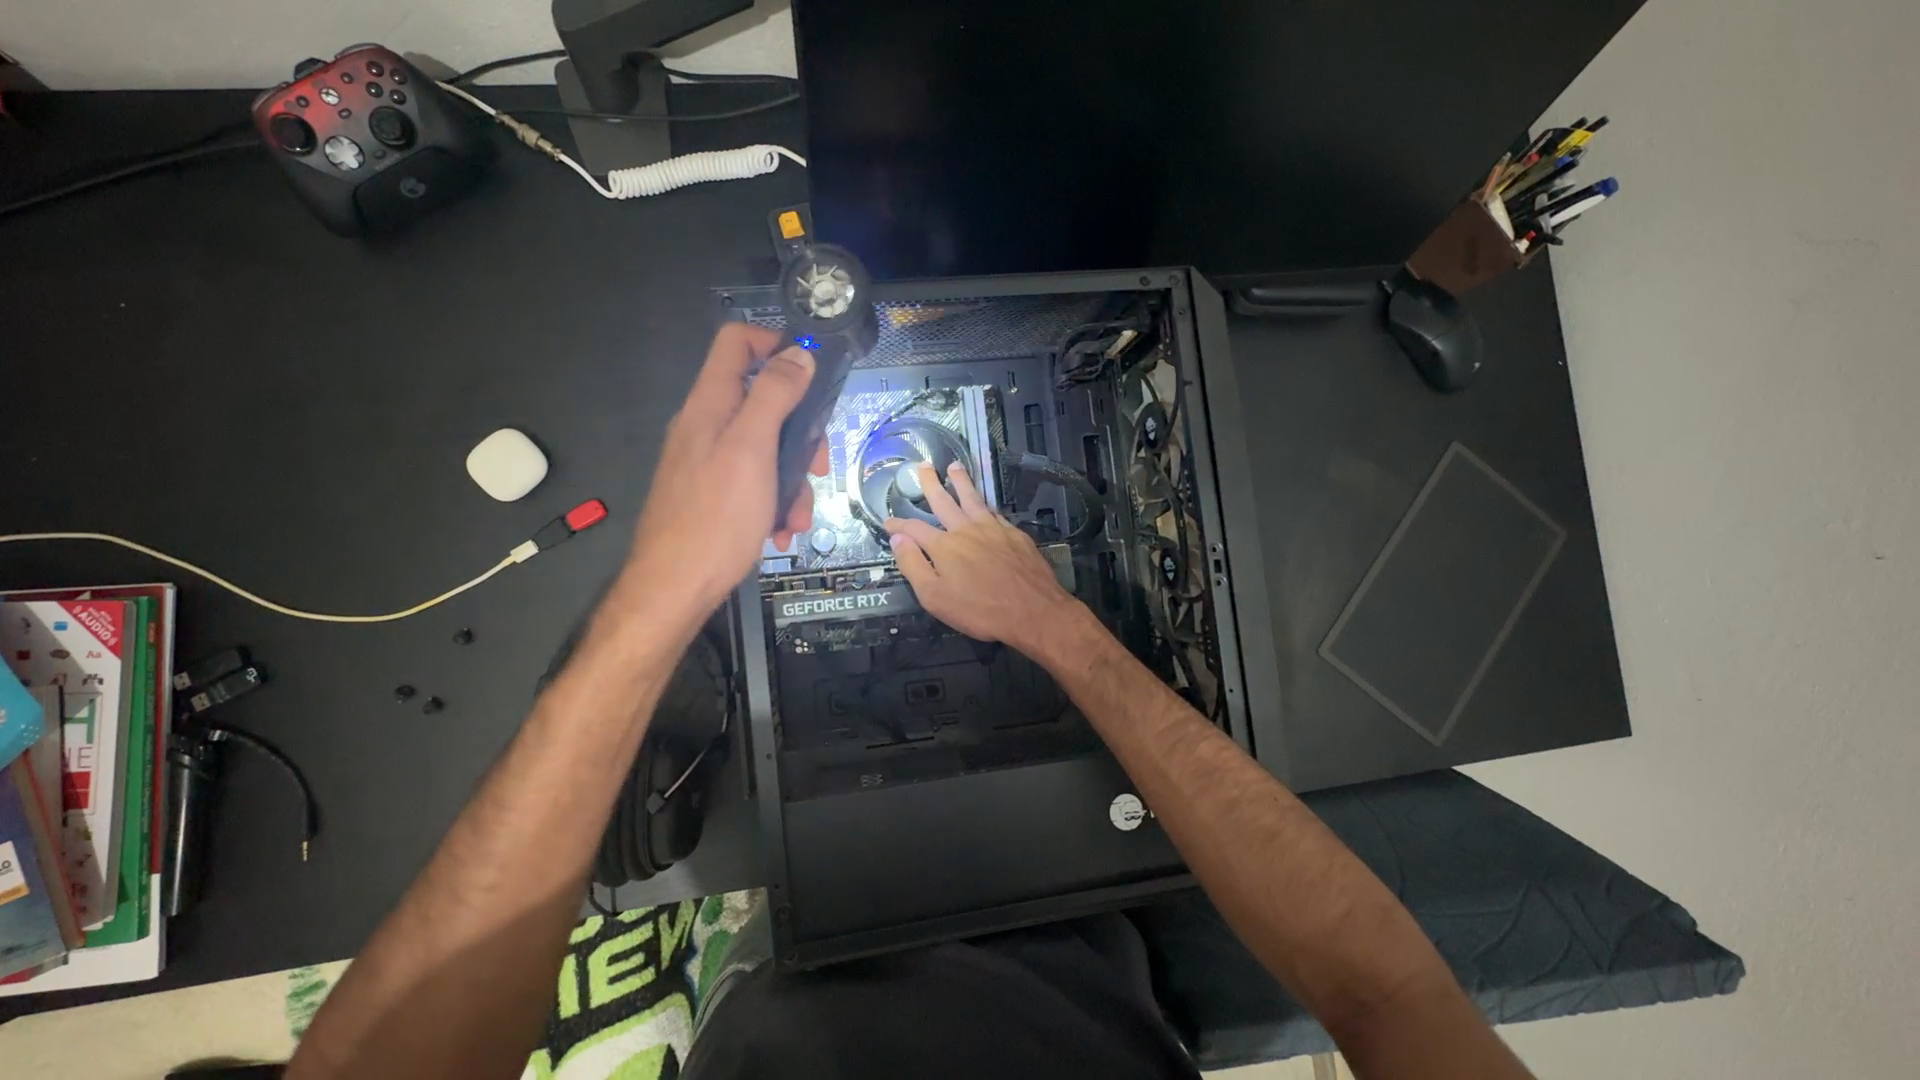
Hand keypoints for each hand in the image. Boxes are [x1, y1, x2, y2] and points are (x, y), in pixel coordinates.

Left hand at [626, 324, 826, 628]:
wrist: (676, 586)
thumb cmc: (716, 515)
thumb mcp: (753, 448)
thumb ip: (774, 395)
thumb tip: (798, 352)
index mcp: (710, 403)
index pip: (737, 342)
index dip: (775, 343)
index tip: (813, 371)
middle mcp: (706, 425)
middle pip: (763, 400)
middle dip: (800, 432)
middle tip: (820, 463)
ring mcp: (708, 461)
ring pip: (766, 449)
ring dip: (793, 479)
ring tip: (797, 515)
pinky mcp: (714, 494)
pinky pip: (755, 483)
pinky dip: (774, 502)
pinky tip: (781, 530)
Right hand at [884, 461, 1081, 651]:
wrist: (1032, 611)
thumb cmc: (980, 610)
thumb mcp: (935, 597)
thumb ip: (913, 565)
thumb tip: (897, 539)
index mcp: (944, 546)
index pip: (914, 529)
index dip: (898, 525)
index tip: (888, 521)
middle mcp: (967, 530)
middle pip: (944, 501)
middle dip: (931, 484)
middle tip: (924, 466)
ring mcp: (994, 529)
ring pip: (973, 499)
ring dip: (961, 482)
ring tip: (954, 466)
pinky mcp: (1015, 535)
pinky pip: (995, 512)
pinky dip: (985, 504)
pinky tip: (985, 503)